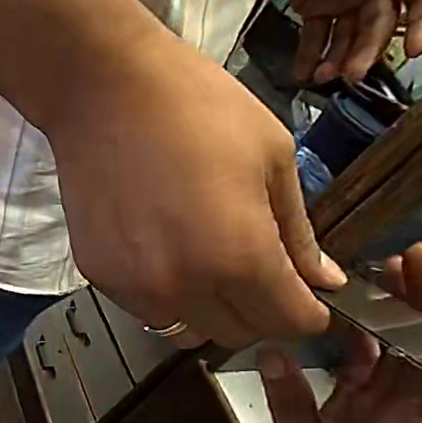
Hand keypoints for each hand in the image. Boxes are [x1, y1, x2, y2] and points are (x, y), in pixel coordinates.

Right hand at [51, 33, 346, 347]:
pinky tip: (163, 248)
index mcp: (239, 255)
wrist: (102, 88)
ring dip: (211, 310)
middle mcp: (184, 285)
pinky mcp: (98, 274)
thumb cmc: (195, 105)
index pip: (290, 321)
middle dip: (263, 312)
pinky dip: (167, 293)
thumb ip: (298, 231)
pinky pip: (147, 307)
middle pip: (240, 334)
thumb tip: (324, 280)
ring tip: (209, 263)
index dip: (310, 312)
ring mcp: (134, 285)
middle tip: (262, 272)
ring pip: (189, 329)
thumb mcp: (272, 155)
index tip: (310, 296)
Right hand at [256, 242, 421, 422]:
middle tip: (415, 256)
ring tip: (386, 270)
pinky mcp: (358, 410)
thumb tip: (274, 351)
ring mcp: (387, 414)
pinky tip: (351, 311)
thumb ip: (292, 402)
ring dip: (400, 314)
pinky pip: (370, 366)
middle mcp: (416, 421)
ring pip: (405, 355)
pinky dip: (364, 338)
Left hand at [282, 0, 421, 85]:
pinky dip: (311, 55)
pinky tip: (305, 73)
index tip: (416, 48)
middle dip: (370, 49)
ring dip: (342, 57)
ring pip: (351, 34)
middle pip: (383, 20)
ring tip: (326, 77)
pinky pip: (317, 35)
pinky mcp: (316, 4)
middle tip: (353, 73)